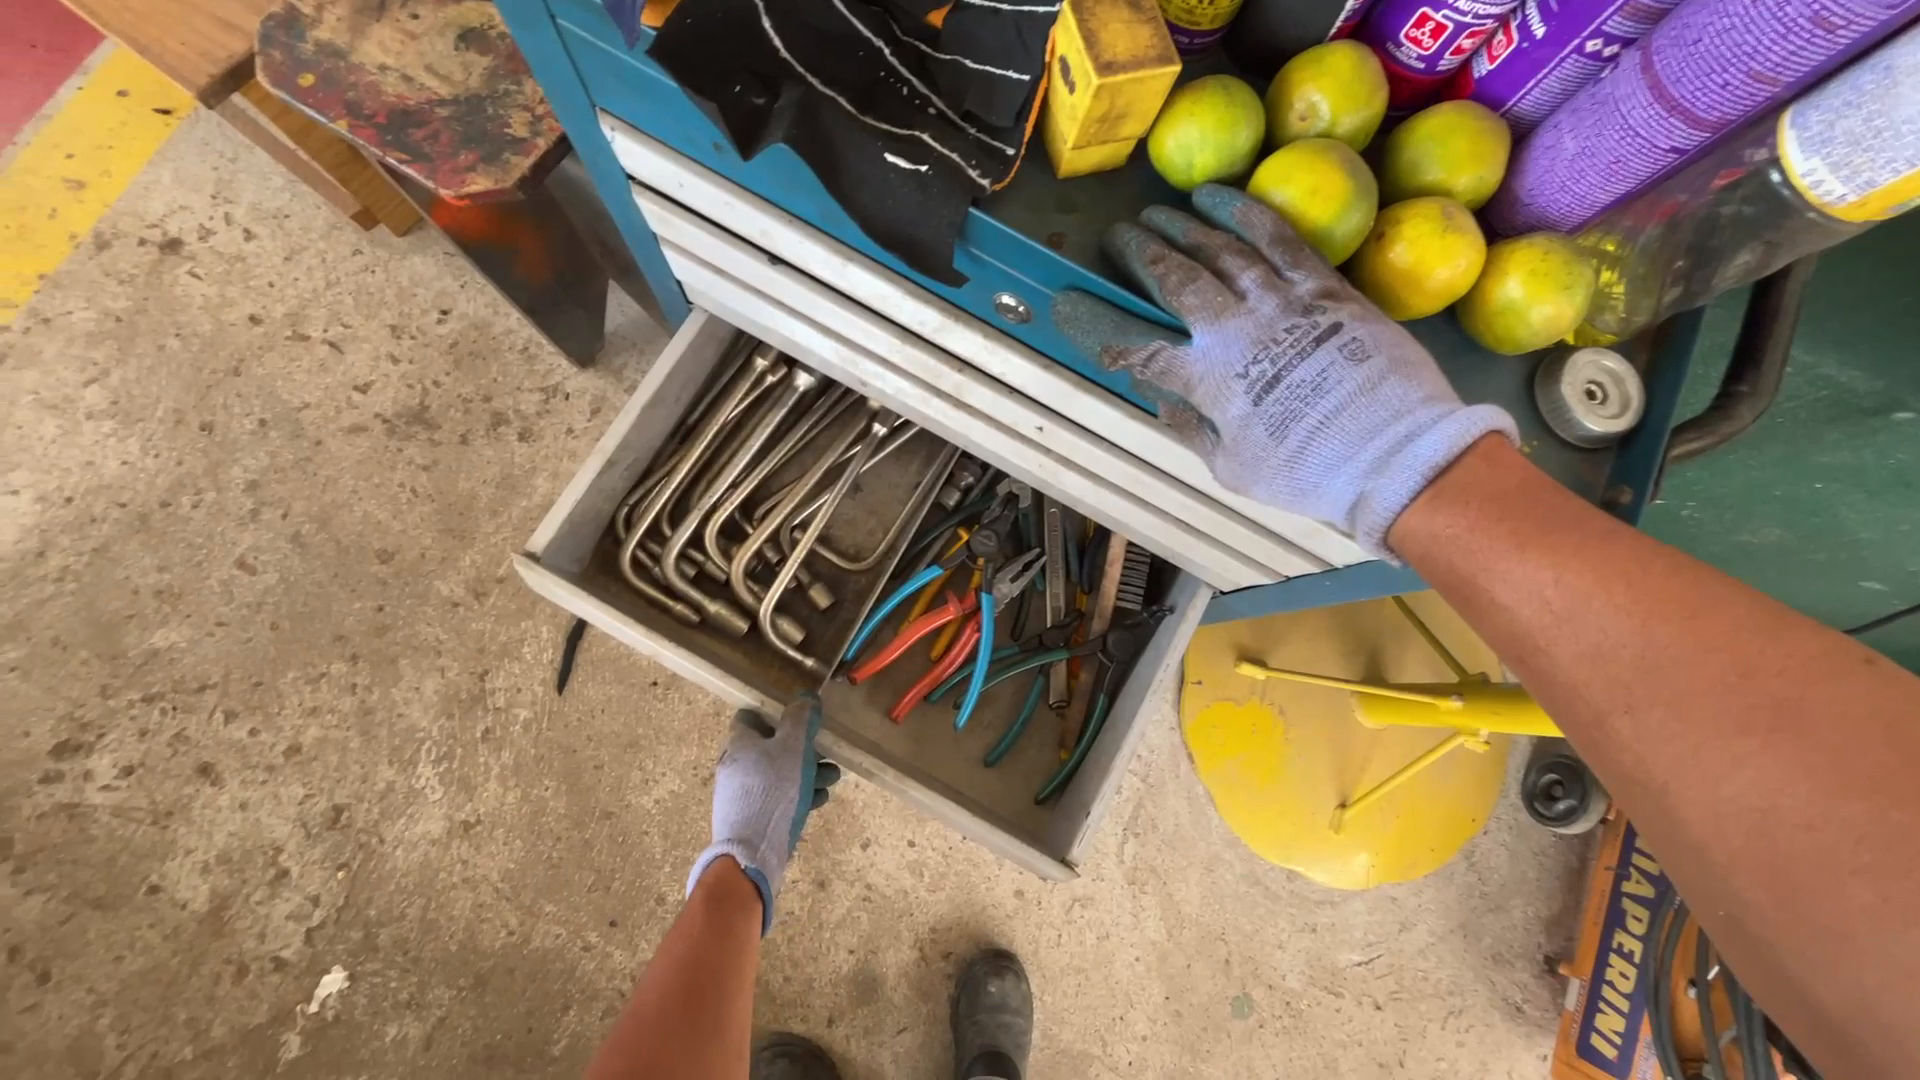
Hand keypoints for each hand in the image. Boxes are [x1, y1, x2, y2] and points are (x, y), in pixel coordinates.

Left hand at [686, 693, 839, 933]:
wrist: (752, 853)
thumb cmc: (772, 791)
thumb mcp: (793, 747)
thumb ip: (801, 720)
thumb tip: (806, 698)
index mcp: (740, 744)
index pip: (750, 717)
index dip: (774, 714)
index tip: (800, 718)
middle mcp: (736, 766)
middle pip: (771, 747)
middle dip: (803, 749)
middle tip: (827, 753)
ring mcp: (742, 795)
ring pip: (779, 775)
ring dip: (807, 773)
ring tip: (831, 779)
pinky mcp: (751, 819)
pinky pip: (777, 799)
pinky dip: (798, 796)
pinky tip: (819, 801)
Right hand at [1053, 183, 1515, 555]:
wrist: (1394, 456)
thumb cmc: (1307, 471)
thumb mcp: (1232, 469)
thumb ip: (1191, 429)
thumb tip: (1160, 397)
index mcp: (1208, 380)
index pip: (1142, 351)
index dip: (1106, 334)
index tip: (1081, 319)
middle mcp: (1236, 331)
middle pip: (1176, 280)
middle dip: (1140, 255)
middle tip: (1119, 237)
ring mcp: (1282, 302)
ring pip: (1221, 250)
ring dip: (1183, 227)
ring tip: (1157, 213)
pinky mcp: (1324, 287)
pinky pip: (1280, 239)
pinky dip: (1246, 213)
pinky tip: (1218, 196)